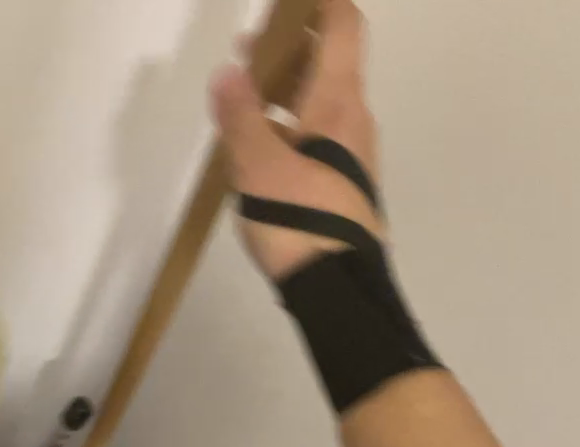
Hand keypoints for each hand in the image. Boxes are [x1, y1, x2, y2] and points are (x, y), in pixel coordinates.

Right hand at [212, 0, 383, 279]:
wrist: (334, 285)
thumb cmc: (297, 220)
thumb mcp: (257, 167)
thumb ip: (240, 118)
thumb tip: (227, 71)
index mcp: (337, 103)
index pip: (341, 27)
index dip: (320, 3)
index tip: (288, 2)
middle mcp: (352, 120)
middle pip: (328, 64)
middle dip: (289, 49)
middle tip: (247, 52)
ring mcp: (351, 155)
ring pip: (320, 104)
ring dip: (286, 92)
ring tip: (244, 103)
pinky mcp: (342, 185)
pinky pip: (317, 137)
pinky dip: (290, 125)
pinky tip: (261, 151)